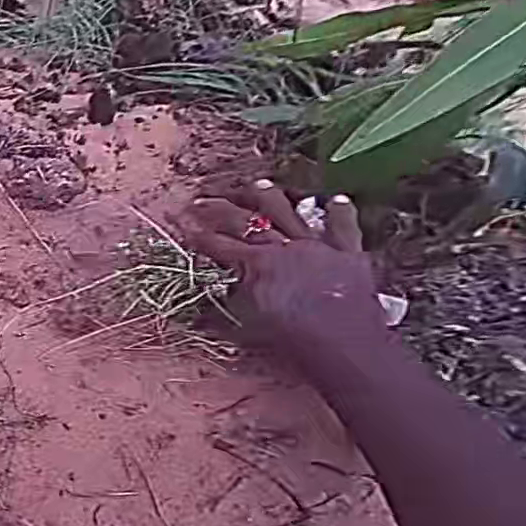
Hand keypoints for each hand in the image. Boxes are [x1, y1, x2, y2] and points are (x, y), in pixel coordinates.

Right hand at [183, 183, 390, 365]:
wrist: (340, 341)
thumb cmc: (285, 337)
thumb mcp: (241, 323)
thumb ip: (220, 306)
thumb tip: (198, 302)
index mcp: (254, 265)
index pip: (215, 244)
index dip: (193, 232)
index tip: (177, 220)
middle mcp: (283, 248)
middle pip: (246, 221)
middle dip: (219, 208)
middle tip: (202, 198)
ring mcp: (317, 247)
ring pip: (290, 213)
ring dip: (271, 198)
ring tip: (257, 184)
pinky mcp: (348, 253)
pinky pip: (343, 227)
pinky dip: (339, 212)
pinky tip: (335, 199)